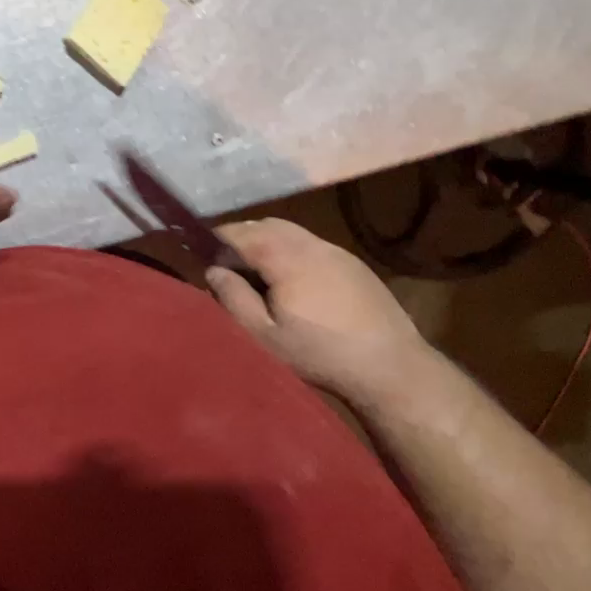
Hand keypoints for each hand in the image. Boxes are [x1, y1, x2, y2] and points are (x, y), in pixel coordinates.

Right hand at [207, 218, 437, 409]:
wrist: (389, 365)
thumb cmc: (319, 353)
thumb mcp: (265, 335)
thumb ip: (234, 299)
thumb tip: (213, 272)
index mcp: (285, 258)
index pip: (241, 233)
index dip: (217, 240)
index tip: (201, 255)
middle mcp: (311, 245)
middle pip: (267, 225)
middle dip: (242, 237)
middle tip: (226, 265)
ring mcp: (336, 251)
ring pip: (292, 232)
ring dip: (268, 243)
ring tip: (256, 274)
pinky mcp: (353, 264)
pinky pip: (312, 245)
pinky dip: (291, 251)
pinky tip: (291, 281)